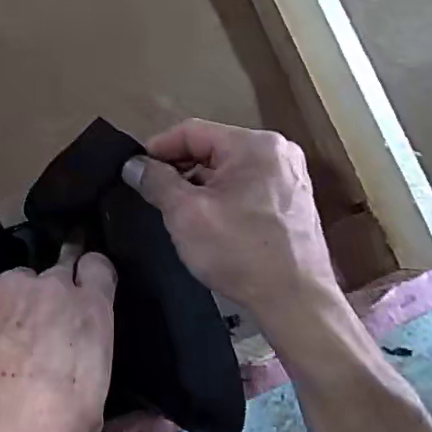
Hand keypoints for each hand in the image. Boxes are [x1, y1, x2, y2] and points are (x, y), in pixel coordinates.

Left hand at [0, 245, 115, 431]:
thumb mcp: (91, 431)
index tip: (86, 301)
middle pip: (56, 272)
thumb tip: (169, 419)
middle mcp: (47, 286)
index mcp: (88, 312)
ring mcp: (1, 286)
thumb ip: (133, 417)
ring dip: (16, 305)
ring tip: (0, 346)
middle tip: (44, 334)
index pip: (99, 265)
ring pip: (16, 284)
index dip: (92, 280)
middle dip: (55, 295)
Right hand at [121, 119, 341, 323]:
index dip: (158, 147)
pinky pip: (248, 188)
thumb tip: (134, 165)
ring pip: (230, 170)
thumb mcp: (186, 215)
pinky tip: (209, 224)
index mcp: (255, 144)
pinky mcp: (293, 203)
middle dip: (180, 169)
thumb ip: (156, 182)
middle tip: (152, 193)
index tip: (135, 169)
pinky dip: (224, 199)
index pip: (193, 131)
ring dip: (200, 186)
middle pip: (213, 148)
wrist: (296, 301)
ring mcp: (290, 178)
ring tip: (177, 212)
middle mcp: (278, 152)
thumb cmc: (241, 253)